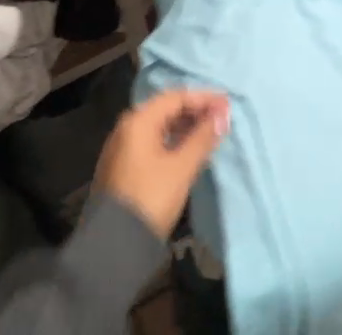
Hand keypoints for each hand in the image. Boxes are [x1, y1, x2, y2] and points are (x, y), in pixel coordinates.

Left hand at [95, 89, 229, 238]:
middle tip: (221, 118)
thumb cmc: (151, 198)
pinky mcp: (123, 167)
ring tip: (209, 133)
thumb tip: (222, 115)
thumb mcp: (181, 167)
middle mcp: (126, 128)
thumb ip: (203, 138)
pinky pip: (152, 142)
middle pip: (165, 109)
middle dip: (194, 111)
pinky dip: (172, 141)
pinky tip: (188, 150)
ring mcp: (122, 148)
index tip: (227, 105)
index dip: (203, 99)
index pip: (175, 98)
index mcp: (138, 121)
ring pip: (158, 127)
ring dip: (184, 127)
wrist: (114, 244)